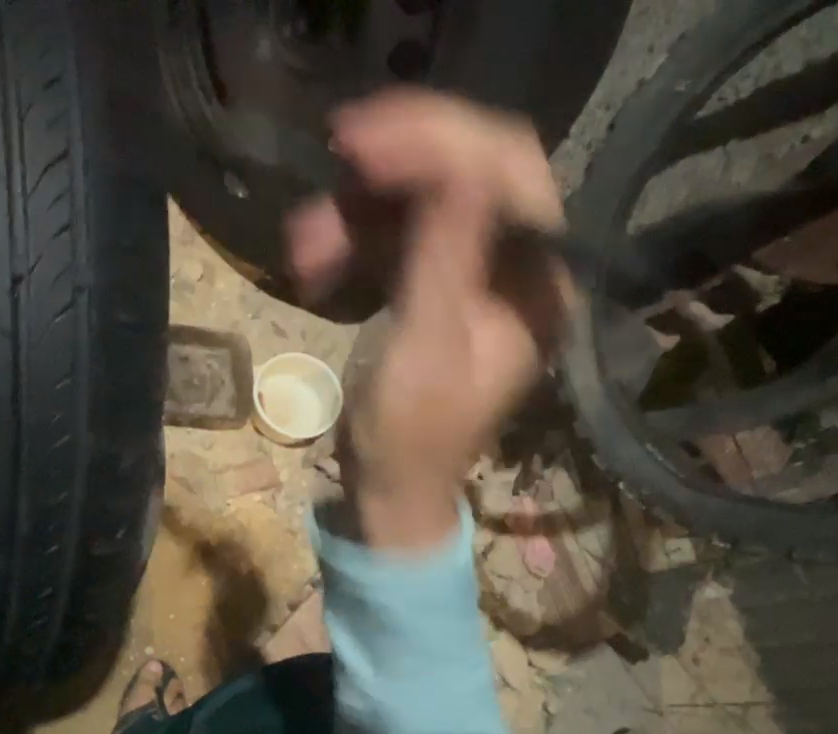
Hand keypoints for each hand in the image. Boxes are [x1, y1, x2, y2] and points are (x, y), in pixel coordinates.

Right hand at [287, 89, 571, 549]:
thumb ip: (443, 259)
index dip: (441, 141)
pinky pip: (391, 235)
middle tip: (334, 153)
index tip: (362, 146)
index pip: (506, 173)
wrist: (391, 489)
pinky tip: (310, 266)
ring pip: (418, 200)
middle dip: (397, 161)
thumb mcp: (426, 351)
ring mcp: (470, 269)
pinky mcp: (430, 282)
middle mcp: (514, 261)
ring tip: (302, 247)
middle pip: (466, 170)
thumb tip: (455, 169)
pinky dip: (348, 240)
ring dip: (355, 210)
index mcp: (536, 279)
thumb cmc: (411, 437)